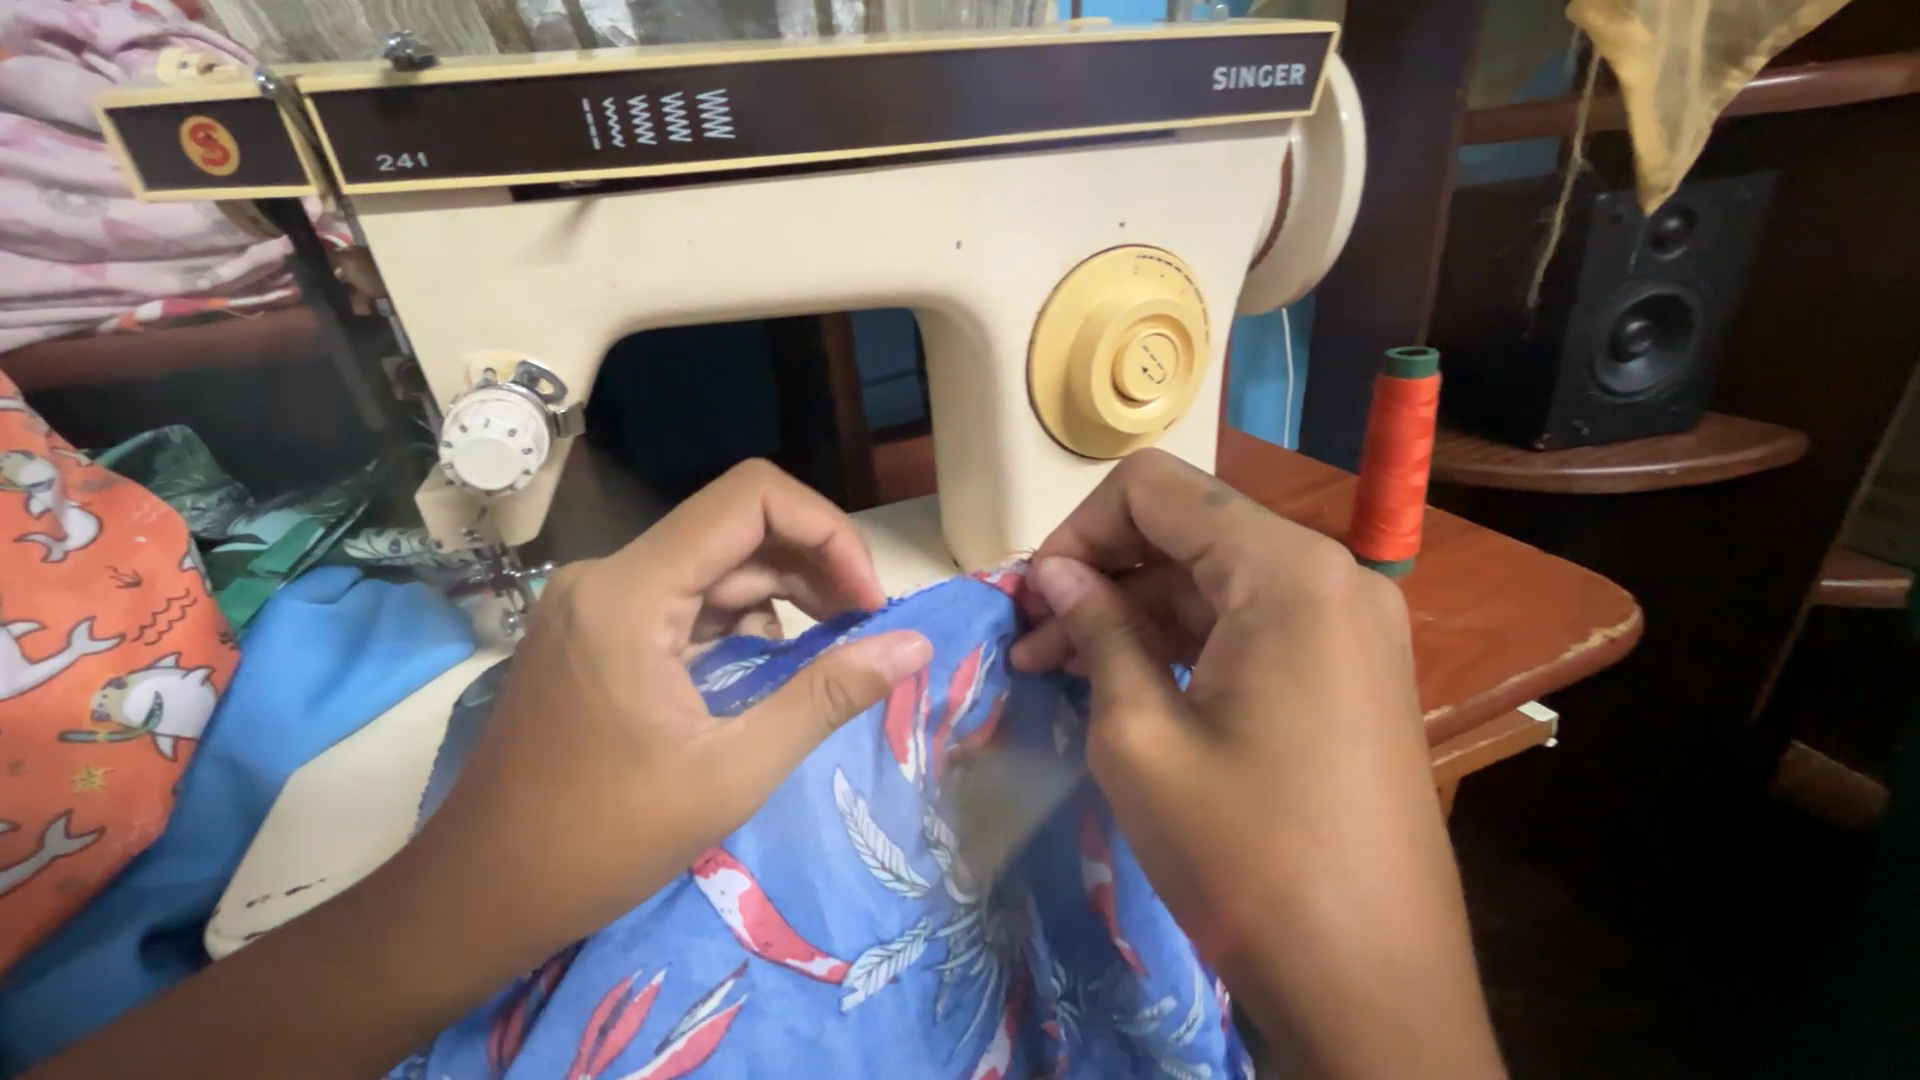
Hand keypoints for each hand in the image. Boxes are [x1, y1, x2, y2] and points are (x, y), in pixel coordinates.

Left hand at [27, 461, 933, 1079]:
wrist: (478, 897)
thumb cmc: (603, 840)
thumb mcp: (734, 772)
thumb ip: (829, 696)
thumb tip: (914, 645)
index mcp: (634, 592)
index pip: (751, 499)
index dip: (828, 531)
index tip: (867, 601)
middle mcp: (610, 575)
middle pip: (738, 527)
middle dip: (815, 564)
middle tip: (866, 626)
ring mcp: (599, 601)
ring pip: (716, 563)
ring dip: (784, 592)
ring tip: (834, 644)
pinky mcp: (599, 629)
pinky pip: (688, 599)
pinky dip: (742, 620)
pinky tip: (772, 664)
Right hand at [1010, 449, 1501, 1077]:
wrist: (1373, 987)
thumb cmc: (1244, 855)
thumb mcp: (1139, 736)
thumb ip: (1096, 630)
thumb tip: (1052, 573)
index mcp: (1286, 571)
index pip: (1154, 489)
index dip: (1078, 531)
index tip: (1034, 596)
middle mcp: (1329, 575)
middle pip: (1186, 529)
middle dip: (1099, 573)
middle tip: (1032, 636)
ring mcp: (1345, 623)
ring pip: (1211, 580)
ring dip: (1131, 611)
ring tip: (1054, 664)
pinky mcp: (1344, 669)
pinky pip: (1246, 623)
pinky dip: (1179, 640)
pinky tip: (1119, 678)